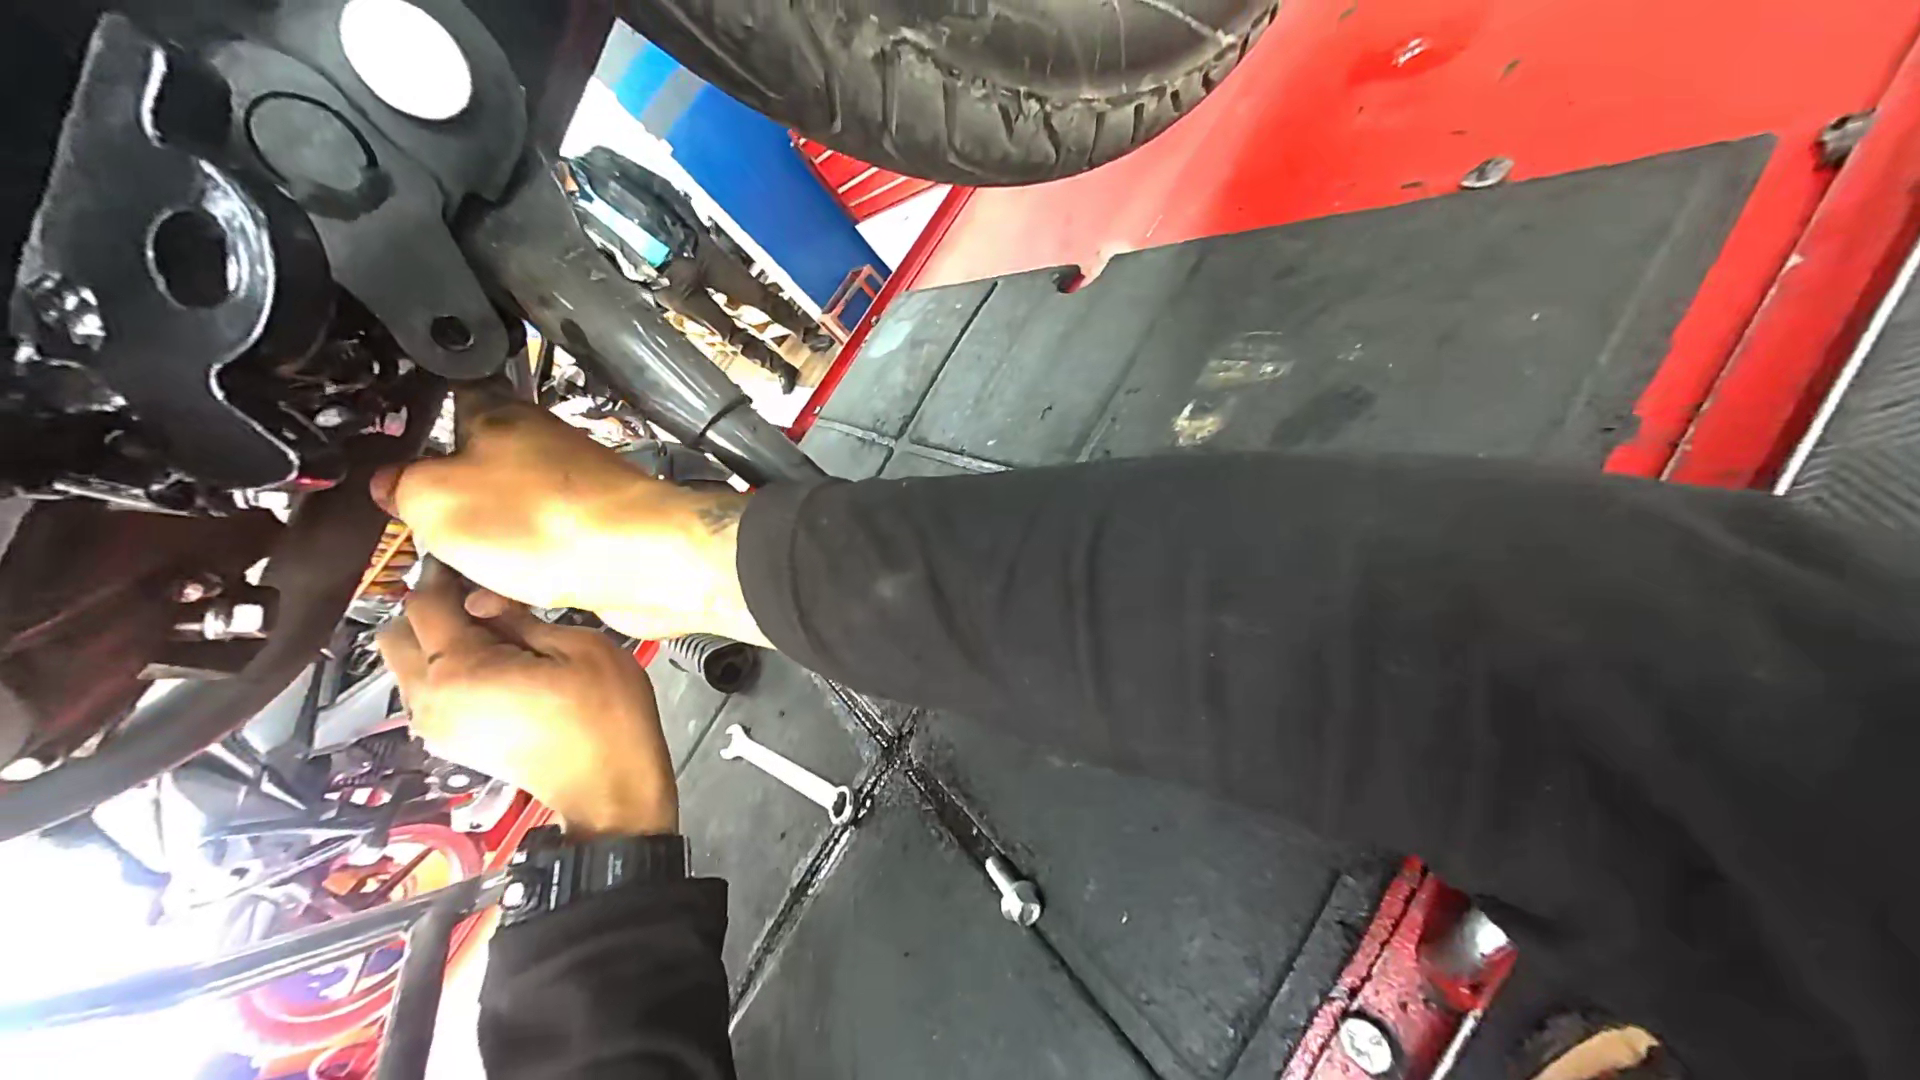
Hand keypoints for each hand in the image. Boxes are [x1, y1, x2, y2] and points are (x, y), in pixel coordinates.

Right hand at [369, 388, 763, 644]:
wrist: (646, 561)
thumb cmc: (555, 522)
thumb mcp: (436, 498)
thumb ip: (400, 485)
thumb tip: (389, 484)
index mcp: (503, 419)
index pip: (449, 397)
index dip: (414, 422)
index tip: (394, 448)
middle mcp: (545, 451)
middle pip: (473, 470)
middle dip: (442, 508)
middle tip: (422, 533)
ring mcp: (574, 495)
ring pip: (504, 519)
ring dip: (477, 553)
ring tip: (462, 577)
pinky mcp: (596, 535)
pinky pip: (540, 555)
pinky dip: (516, 578)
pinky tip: (502, 599)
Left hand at [377, 567, 677, 836]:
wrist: (609, 786)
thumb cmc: (606, 713)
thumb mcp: (581, 648)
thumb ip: (523, 618)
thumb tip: (484, 600)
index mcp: (457, 670)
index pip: (425, 604)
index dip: (444, 574)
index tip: (471, 557)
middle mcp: (428, 699)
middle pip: (396, 634)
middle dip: (431, 609)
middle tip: (488, 601)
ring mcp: (434, 725)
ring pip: (408, 665)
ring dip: (439, 640)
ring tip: (500, 635)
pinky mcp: (449, 741)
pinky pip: (429, 689)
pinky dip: (448, 668)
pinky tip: (500, 667)